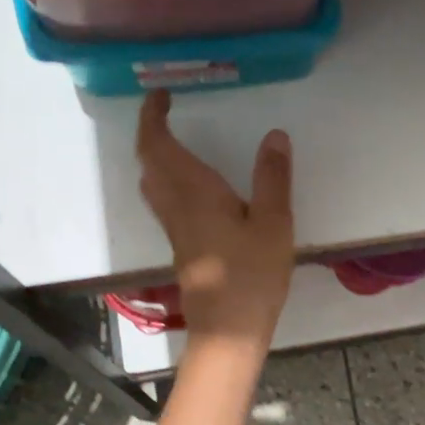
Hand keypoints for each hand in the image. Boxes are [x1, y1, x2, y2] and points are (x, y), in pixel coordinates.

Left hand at [136, 91, 294, 344]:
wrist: (228, 329)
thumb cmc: (253, 276)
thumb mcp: (274, 224)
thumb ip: (273, 178)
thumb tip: (275, 135)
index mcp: (195, 193)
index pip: (159, 145)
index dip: (153, 117)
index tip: (160, 95)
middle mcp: (177, 206)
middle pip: (149, 161)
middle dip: (152, 132)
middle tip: (165, 111)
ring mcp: (176, 228)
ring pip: (153, 182)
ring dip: (156, 155)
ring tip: (174, 140)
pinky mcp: (183, 246)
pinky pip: (165, 199)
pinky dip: (168, 178)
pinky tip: (191, 185)